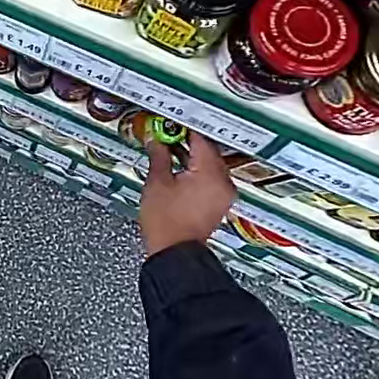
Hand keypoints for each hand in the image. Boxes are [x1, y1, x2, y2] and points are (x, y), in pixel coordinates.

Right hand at [139, 131, 235, 256]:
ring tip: (170, 152)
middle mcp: (222, 183)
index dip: (183, 129)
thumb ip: (159, 155)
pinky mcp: (218, 203)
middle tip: (167, 135)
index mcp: (210, 173)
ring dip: (192, 156)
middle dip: (187, 141)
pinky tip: (179, 170)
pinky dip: (197, 171)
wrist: (174, 253)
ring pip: (209, 164)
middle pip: (207, 151)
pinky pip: (210, 178)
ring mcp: (222, 194)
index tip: (170, 125)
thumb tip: (156, 141)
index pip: (200, 139)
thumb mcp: (157, 182)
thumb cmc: (166, 224)